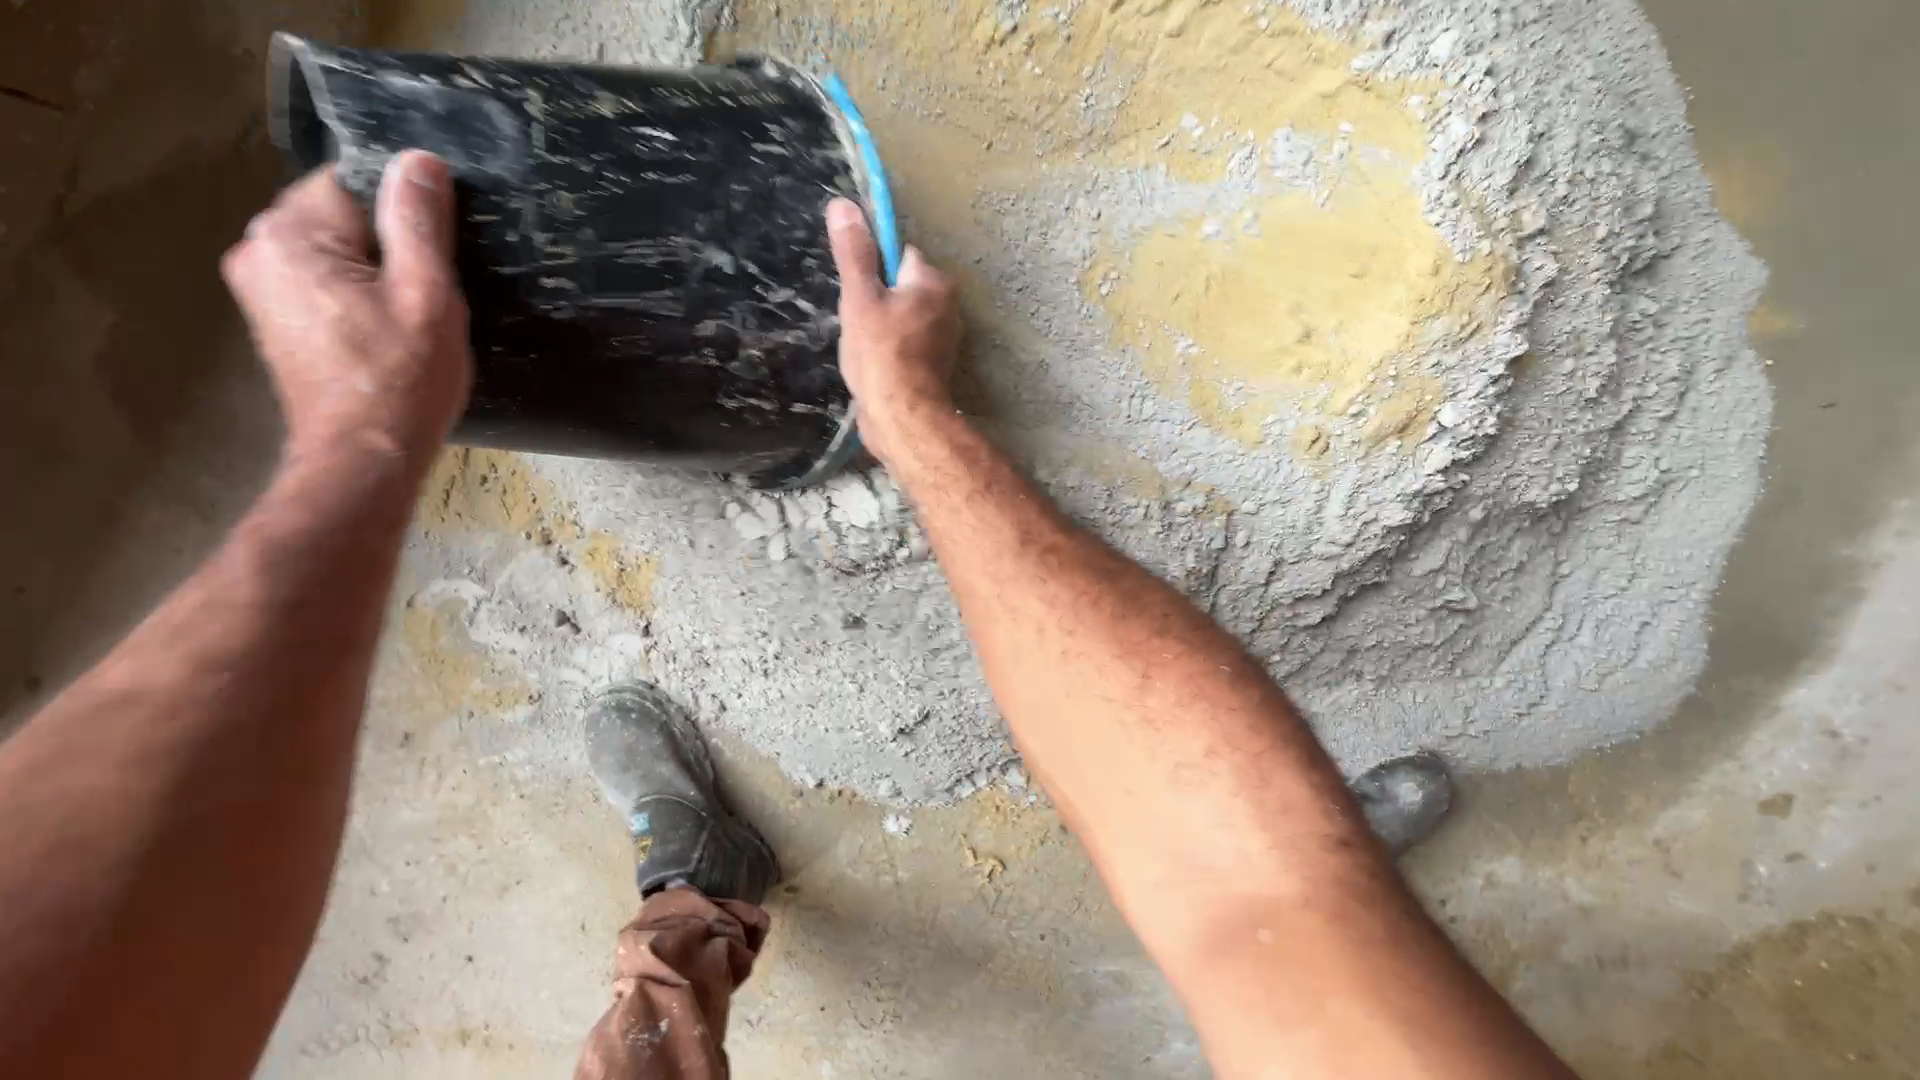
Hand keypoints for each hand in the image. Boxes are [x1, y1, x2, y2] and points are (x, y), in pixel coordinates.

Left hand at [223, 151, 472, 467]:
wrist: (364, 456)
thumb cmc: (402, 379)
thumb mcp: (428, 294)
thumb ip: (419, 223)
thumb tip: (419, 161)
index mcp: (291, 234)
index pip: (356, 182)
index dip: (408, 213)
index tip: (443, 254)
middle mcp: (259, 250)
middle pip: (343, 217)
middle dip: (393, 245)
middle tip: (434, 293)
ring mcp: (260, 288)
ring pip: (338, 252)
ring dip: (380, 274)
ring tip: (416, 317)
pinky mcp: (275, 320)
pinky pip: (326, 283)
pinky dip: (361, 296)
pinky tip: (391, 332)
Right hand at [826, 197, 960, 465]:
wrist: (902, 419)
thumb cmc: (881, 355)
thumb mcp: (860, 298)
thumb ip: (854, 253)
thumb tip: (844, 205)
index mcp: (934, 283)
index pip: (899, 256)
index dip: (872, 271)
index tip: (857, 293)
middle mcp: (948, 307)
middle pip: (900, 288)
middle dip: (875, 303)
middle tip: (858, 326)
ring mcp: (944, 340)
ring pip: (901, 319)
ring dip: (880, 329)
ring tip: (864, 349)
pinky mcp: (934, 368)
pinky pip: (906, 346)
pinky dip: (889, 352)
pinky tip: (874, 367)